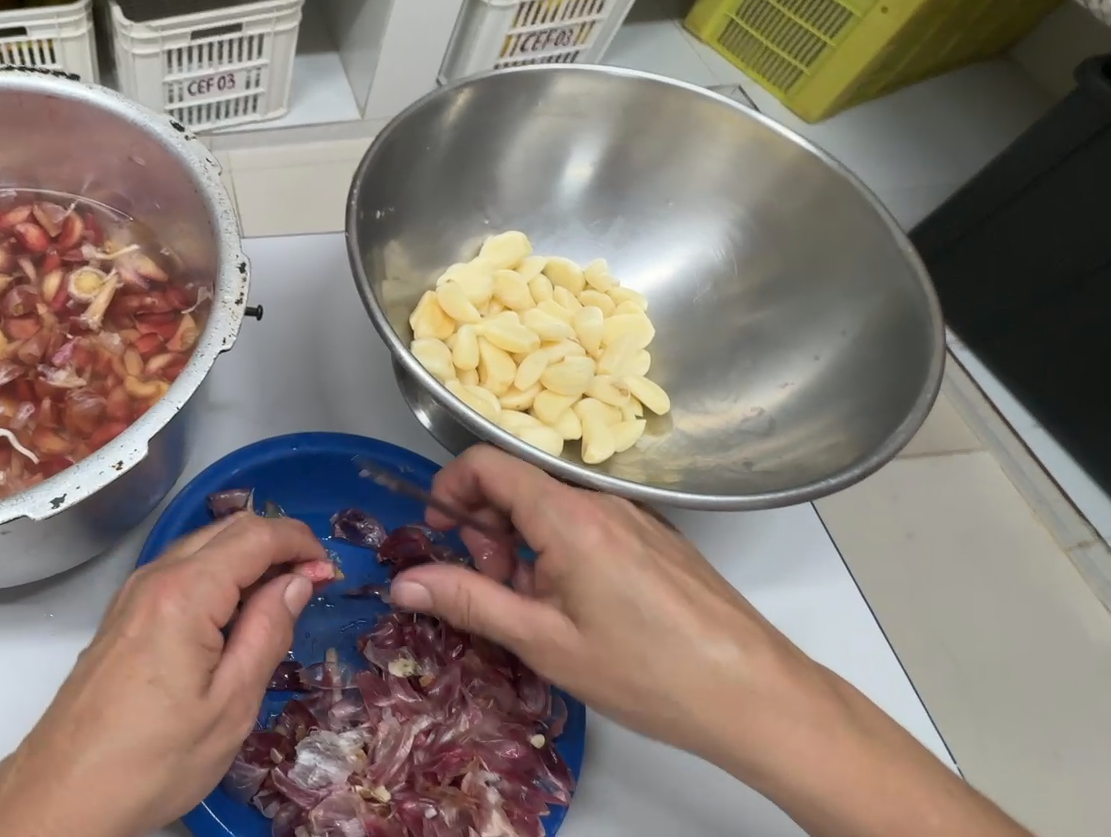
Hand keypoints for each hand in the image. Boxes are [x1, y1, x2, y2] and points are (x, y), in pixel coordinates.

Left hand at [0, 511, 329, 836]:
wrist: (67, 787)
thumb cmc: (153, 758)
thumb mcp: (230, 705)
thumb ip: (268, 632)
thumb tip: (298, 580)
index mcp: (186, 592)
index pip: (254, 535)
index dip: (298, 541)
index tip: (330, 569)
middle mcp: (156, 574)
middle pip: (227, 529)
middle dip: (276, 543)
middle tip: (312, 581)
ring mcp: (135, 589)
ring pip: (202, 545)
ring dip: (246, 556)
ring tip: (280, 599)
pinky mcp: (126, 608)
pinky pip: (180, 569)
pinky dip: (217, 573)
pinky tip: (234, 612)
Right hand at [386, 445, 814, 766]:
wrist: (765, 702)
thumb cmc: (649, 673)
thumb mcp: (543, 642)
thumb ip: (466, 601)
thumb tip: (401, 583)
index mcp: (568, 516)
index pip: (485, 463)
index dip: (450, 489)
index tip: (441, 534)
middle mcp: (599, 502)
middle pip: (514, 483)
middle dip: (483, 526)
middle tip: (491, 585)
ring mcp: (631, 517)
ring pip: (547, 506)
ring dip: (519, 543)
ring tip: (533, 605)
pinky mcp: (652, 537)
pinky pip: (583, 523)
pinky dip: (556, 549)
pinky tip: (574, 605)